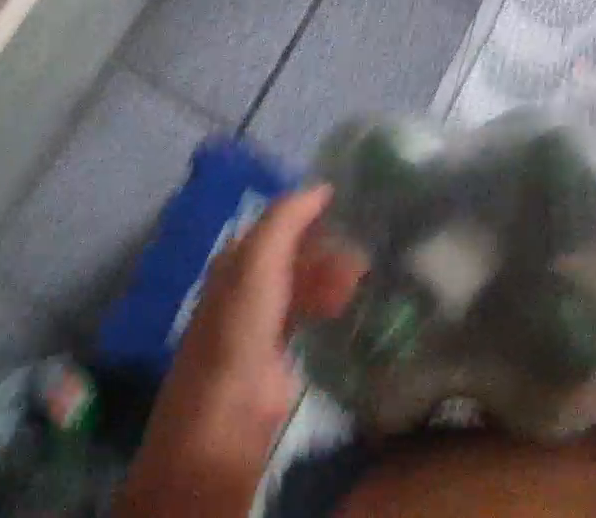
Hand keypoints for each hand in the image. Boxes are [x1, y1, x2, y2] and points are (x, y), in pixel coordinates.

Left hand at [119, 186, 365, 516]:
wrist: (229, 408)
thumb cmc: (241, 324)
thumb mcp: (259, 260)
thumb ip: (286, 220)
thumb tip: (322, 187)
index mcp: (236, 258)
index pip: (277, 222)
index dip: (311, 211)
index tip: (352, 204)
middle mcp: (247, 282)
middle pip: (294, 251)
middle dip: (328, 245)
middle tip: (367, 246)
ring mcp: (263, 317)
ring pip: (304, 281)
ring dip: (333, 274)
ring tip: (365, 273)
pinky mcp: (281, 350)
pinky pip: (310, 313)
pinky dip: (330, 302)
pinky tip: (351, 302)